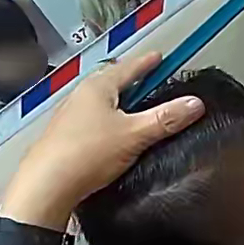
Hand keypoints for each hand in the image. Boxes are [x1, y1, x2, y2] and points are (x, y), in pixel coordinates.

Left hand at [2, 51, 203, 226]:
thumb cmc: (89, 153)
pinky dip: (109, 121)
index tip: (159, 56)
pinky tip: (115, 135)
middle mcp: (80, 97)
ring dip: (119, 103)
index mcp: (97, 88)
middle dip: (131, 81)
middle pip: (111, 83)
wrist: (46, 188)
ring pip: (101, 103)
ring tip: (136, 109)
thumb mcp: (135, 134)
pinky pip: (93, 121)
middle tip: (150, 81)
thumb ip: (166, 118)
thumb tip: (197, 103)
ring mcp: (69, 118)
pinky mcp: (64, 138)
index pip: (127, 68)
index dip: (146, 63)